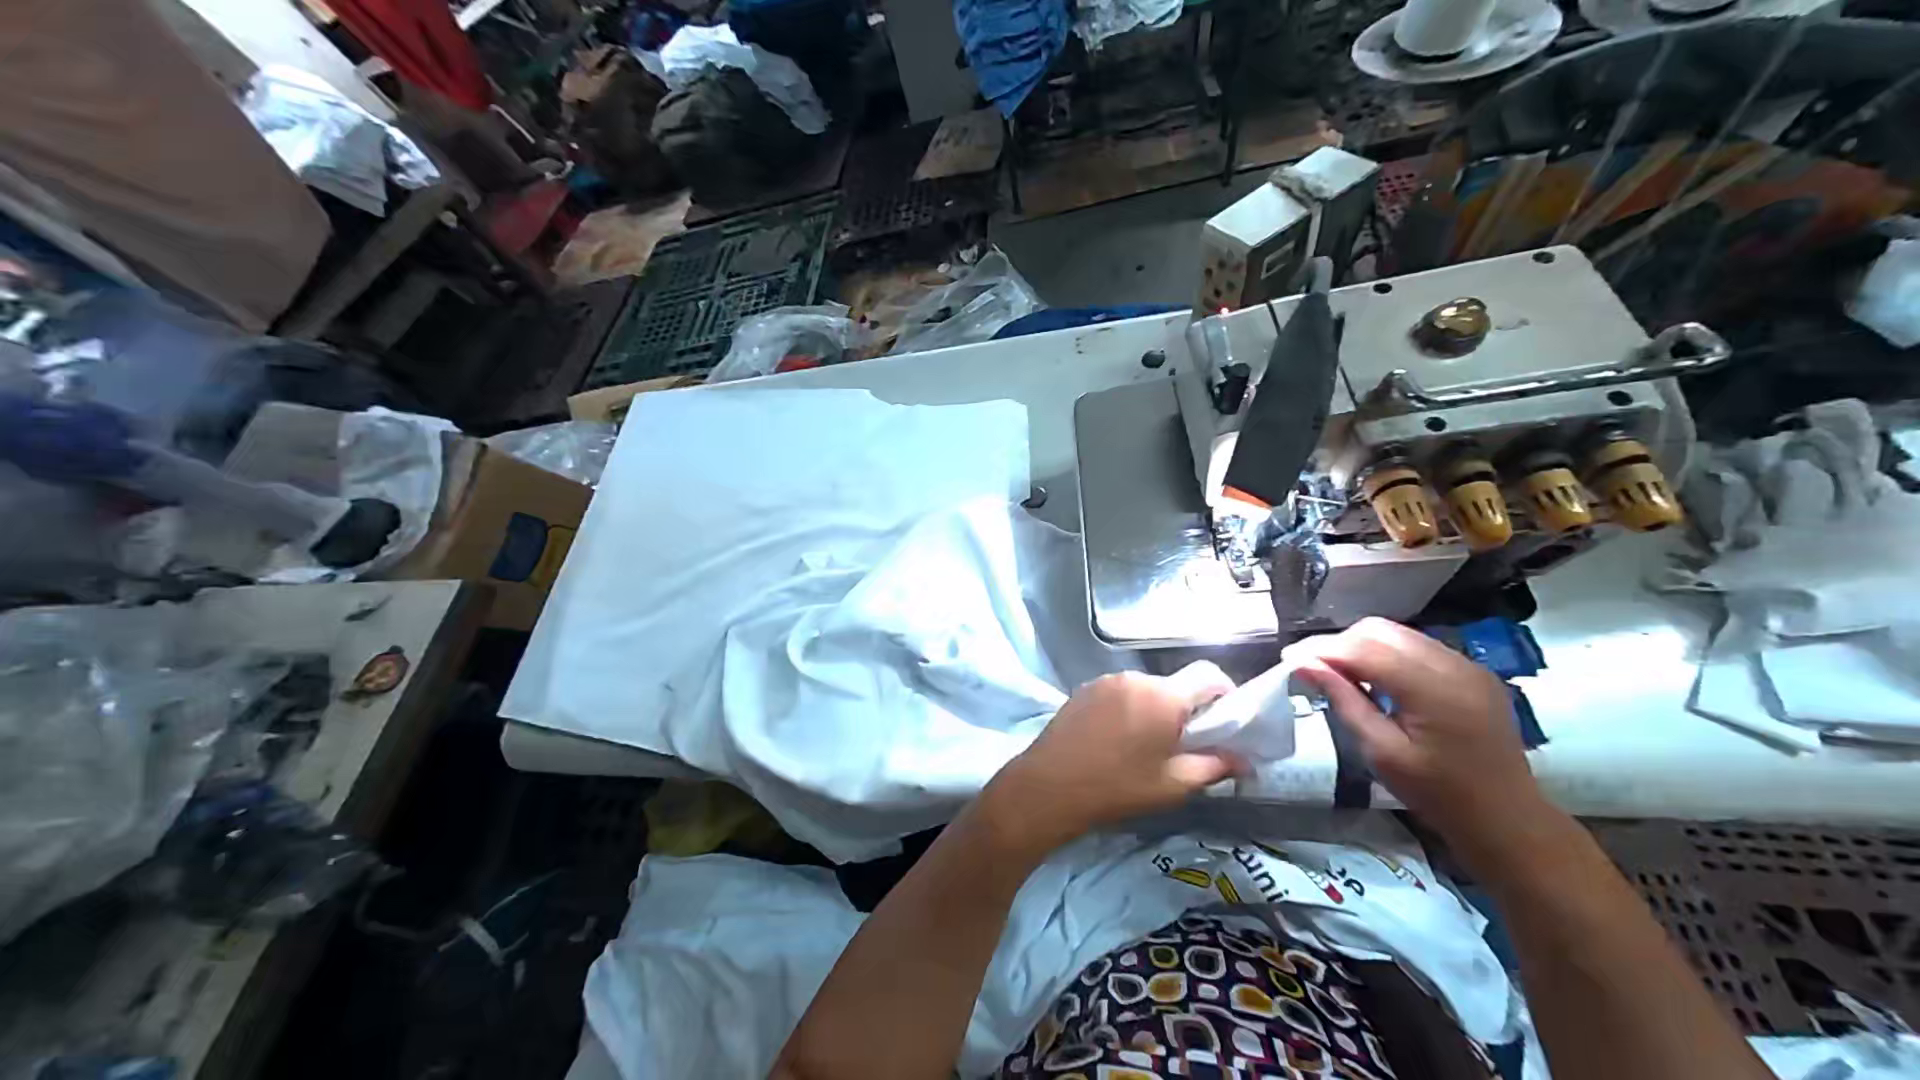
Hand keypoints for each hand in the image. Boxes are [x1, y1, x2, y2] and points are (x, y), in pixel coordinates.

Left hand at [982, 665, 1240, 856]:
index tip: (1224, 723)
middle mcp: (1135, 678)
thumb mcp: (1173, 784)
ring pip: (1145, 690)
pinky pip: (1119, 693)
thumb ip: (1214, 766)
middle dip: (1186, 710)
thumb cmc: (1117, 787)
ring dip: (1154, 710)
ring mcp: (1105, 681)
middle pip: (1175, 685)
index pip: (1209, 676)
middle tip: (1184, 745)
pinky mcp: (1083, 690)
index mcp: (1164, 695)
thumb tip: (1244, 760)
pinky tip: (1116, 740)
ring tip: (1145, 747)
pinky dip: (1128, 710)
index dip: (1224, 695)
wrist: (1049, 786)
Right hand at [1282, 617, 1551, 868]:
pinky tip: (1374, 679)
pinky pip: (1418, 647)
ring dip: (1362, 646)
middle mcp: (1453, 666)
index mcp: (1433, 689)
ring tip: (1338, 672)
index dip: (1322, 648)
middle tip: (1312, 667)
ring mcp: (1467, 666)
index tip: (1290, 658)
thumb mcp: (1381, 751)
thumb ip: (1343, 700)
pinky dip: (1387, 654)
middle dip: (1340, 643)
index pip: (1364, 648)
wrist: (1506, 818)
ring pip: (1399, 634)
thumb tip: (1302, 664)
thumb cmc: (1437, 793)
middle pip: (1381, 631)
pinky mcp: (1472, 673)